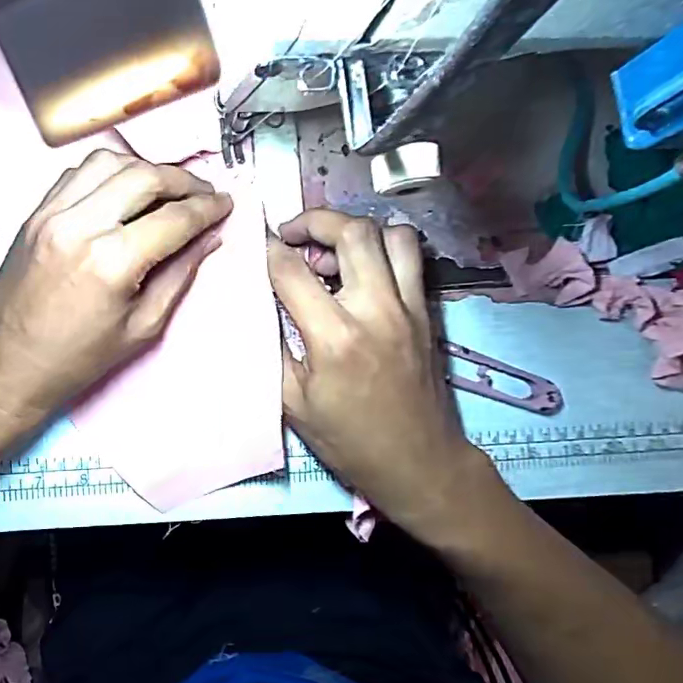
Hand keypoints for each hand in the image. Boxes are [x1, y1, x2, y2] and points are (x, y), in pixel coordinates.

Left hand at [0, 148, 230, 432]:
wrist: (8, 364)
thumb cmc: (80, 357)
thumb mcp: (144, 326)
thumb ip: (180, 274)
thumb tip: (210, 237)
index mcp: (111, 262)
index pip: (174, 218)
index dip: (208, 208)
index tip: (226, 205)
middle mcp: (79, 226)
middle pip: (144, 176)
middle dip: (184, 180)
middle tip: (204, 193)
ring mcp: (50, 214)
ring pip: (109, 161)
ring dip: (146, 168)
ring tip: (167, 189)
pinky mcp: (34, 213)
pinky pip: (77, 172)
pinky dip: (110, 172)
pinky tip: (125, 192)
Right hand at [267, 210, 491, 532]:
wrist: (418, 462)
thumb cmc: (349, 440)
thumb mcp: (294, 402)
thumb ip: (274, 345)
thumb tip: (261, 301)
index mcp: (334, 337)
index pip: (291, 270)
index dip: (266, 248)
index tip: (255, 243)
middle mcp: (375, 310)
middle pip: (350, 232)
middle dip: (313, 221)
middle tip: (292, 236)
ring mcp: (407, 307)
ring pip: (389, 234)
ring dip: (356, 230)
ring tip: (332, 251)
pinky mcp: (426, 311)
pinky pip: (411, 257)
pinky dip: (385, 247)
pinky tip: (364, 268)